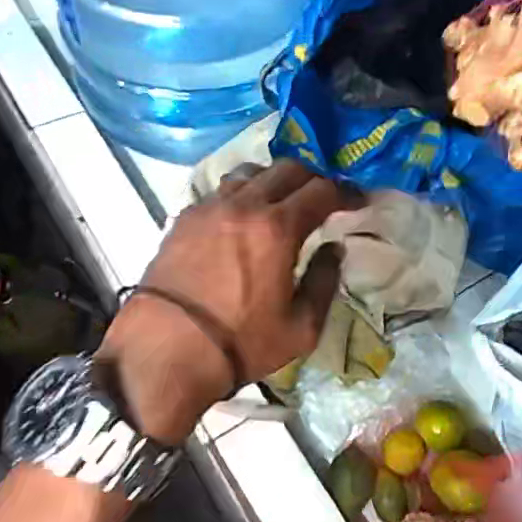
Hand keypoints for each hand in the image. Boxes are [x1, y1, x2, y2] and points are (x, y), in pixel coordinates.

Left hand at [96, 162, 352, 442]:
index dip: (346, 192)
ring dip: (271, 182)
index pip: (322, 190)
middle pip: (285, 169)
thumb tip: (333, 251)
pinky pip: (217, 194)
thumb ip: (324, 283)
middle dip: (311, 180)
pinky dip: (237, 197)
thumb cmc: (238, 345)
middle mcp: (242, 206)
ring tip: (278, 205)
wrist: (164, 351)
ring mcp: (207, 209)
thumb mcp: (300, 329)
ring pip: (247, 174)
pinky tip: (238, 221)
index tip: (357, 202)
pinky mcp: (180, 221)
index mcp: (277, 228)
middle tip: (321, 200)